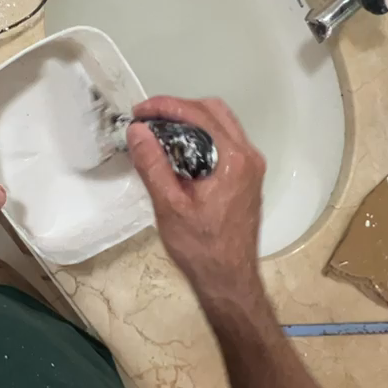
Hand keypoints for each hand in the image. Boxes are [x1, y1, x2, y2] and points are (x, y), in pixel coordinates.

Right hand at [127, 96, 265, 297]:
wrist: (228, 280)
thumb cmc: (199, 247)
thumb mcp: (169, 206)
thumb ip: (153, 165)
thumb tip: (137, 131)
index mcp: (233, 160)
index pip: (199, 115)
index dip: (166, 107)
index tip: (139, 112)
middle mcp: (248, 156)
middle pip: (214, 111)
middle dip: (178, 109)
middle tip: (147, 120)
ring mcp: (251, 167)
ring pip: (221, 125)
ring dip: (190, 121)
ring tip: (159, 133)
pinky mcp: (247, 178)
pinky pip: (224, 142)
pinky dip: (200, 137)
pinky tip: (178, 152)